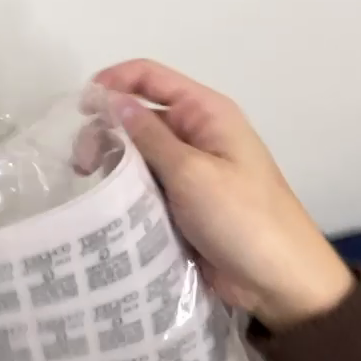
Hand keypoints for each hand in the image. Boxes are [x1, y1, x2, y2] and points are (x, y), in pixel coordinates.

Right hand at [93, 59, 353, 328]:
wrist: (280, 284)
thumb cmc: (243, 219)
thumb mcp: (192, 173)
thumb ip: (149, 135)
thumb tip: (112, 100)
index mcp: (206, 113)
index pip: (149, 76)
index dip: (112, 81)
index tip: (80, 107)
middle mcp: (195, 132)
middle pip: (137, 113)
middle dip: (105, 129)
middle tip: (81, 163)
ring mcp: (188, 166)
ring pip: (135, 149)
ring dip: (110, 159)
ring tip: (91, 183)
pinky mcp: (180, 198)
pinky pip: (143, 180)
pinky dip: (122, 185)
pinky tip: (108, 200)